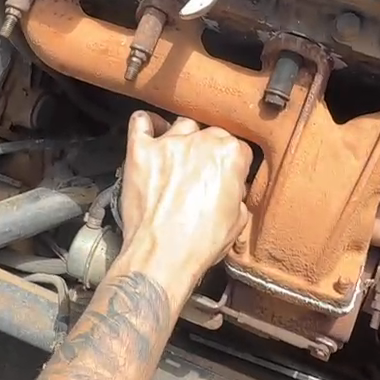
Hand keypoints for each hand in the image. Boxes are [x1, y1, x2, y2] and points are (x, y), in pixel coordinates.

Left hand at [117, 111, 251, 281]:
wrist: (162, 256)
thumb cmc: (199, 244)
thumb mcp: (238, 221)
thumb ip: (238, 195)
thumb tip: (232, 190)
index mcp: (230, 155)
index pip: (238, 147)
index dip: (233, 165)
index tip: (227, 176)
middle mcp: (201, 142)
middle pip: (211, 133)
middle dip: (209, 150)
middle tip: (203, 172)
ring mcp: (168, 144)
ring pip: (181, 124)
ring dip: (183, 137)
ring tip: (180, 155)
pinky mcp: (141, 151)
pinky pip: (141, 123)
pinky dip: (147, 123)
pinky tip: (151, 130)